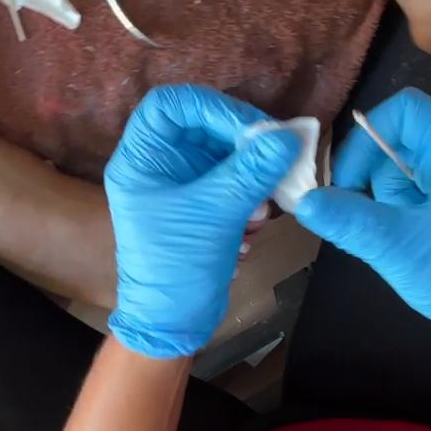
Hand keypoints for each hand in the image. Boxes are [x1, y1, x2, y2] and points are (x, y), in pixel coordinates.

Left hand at [104, 85, 300, 358]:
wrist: (174, 324)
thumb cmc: (177, 267)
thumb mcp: (215, 215)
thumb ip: (251, 171)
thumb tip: (289, 136)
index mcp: (141, 160)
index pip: (172, 106)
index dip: (212, 108)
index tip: (251, 130)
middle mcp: (158, 166)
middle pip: (204, 128)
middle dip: (242, 144)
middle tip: (276, 157)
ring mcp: (181, 187)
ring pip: (223, 157)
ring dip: (251, 175)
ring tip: (264, 207)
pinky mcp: (202, 206)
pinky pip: (232, 183)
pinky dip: (249, 198)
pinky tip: (255, 225)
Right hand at [293, 88, 430, 371]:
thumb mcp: (400, 249)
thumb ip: (350, 221)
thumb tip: (300, 200)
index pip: (406, 110)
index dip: (367, 135)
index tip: (346, 180)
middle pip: (396, 137)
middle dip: (364, 171)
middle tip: (346, 211)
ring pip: (395, 165)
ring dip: (373, 195)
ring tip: (373, 234)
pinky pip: (404, 189)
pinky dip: (385, 209)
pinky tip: (386, 239)